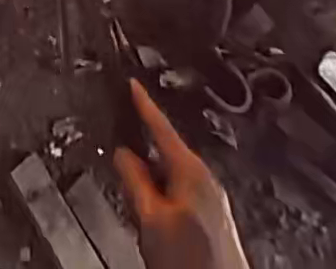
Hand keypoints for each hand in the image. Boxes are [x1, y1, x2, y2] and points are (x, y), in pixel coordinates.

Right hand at [113, 79, 249, 268]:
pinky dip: (164, 198)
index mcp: (192, 170)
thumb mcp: (151, 219)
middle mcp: (206, 179)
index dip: (144, 103)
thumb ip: (134, 181)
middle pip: (165, 153)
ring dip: (152, 183)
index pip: (162, 126)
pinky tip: (156, 221)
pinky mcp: (213, 219)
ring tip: (139, 208)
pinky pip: (182, 195)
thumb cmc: (193, 263)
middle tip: (123, 162)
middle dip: (143, 157)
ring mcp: (212, 199)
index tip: (133, 84)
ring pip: (172, 177)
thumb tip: (122, 154)